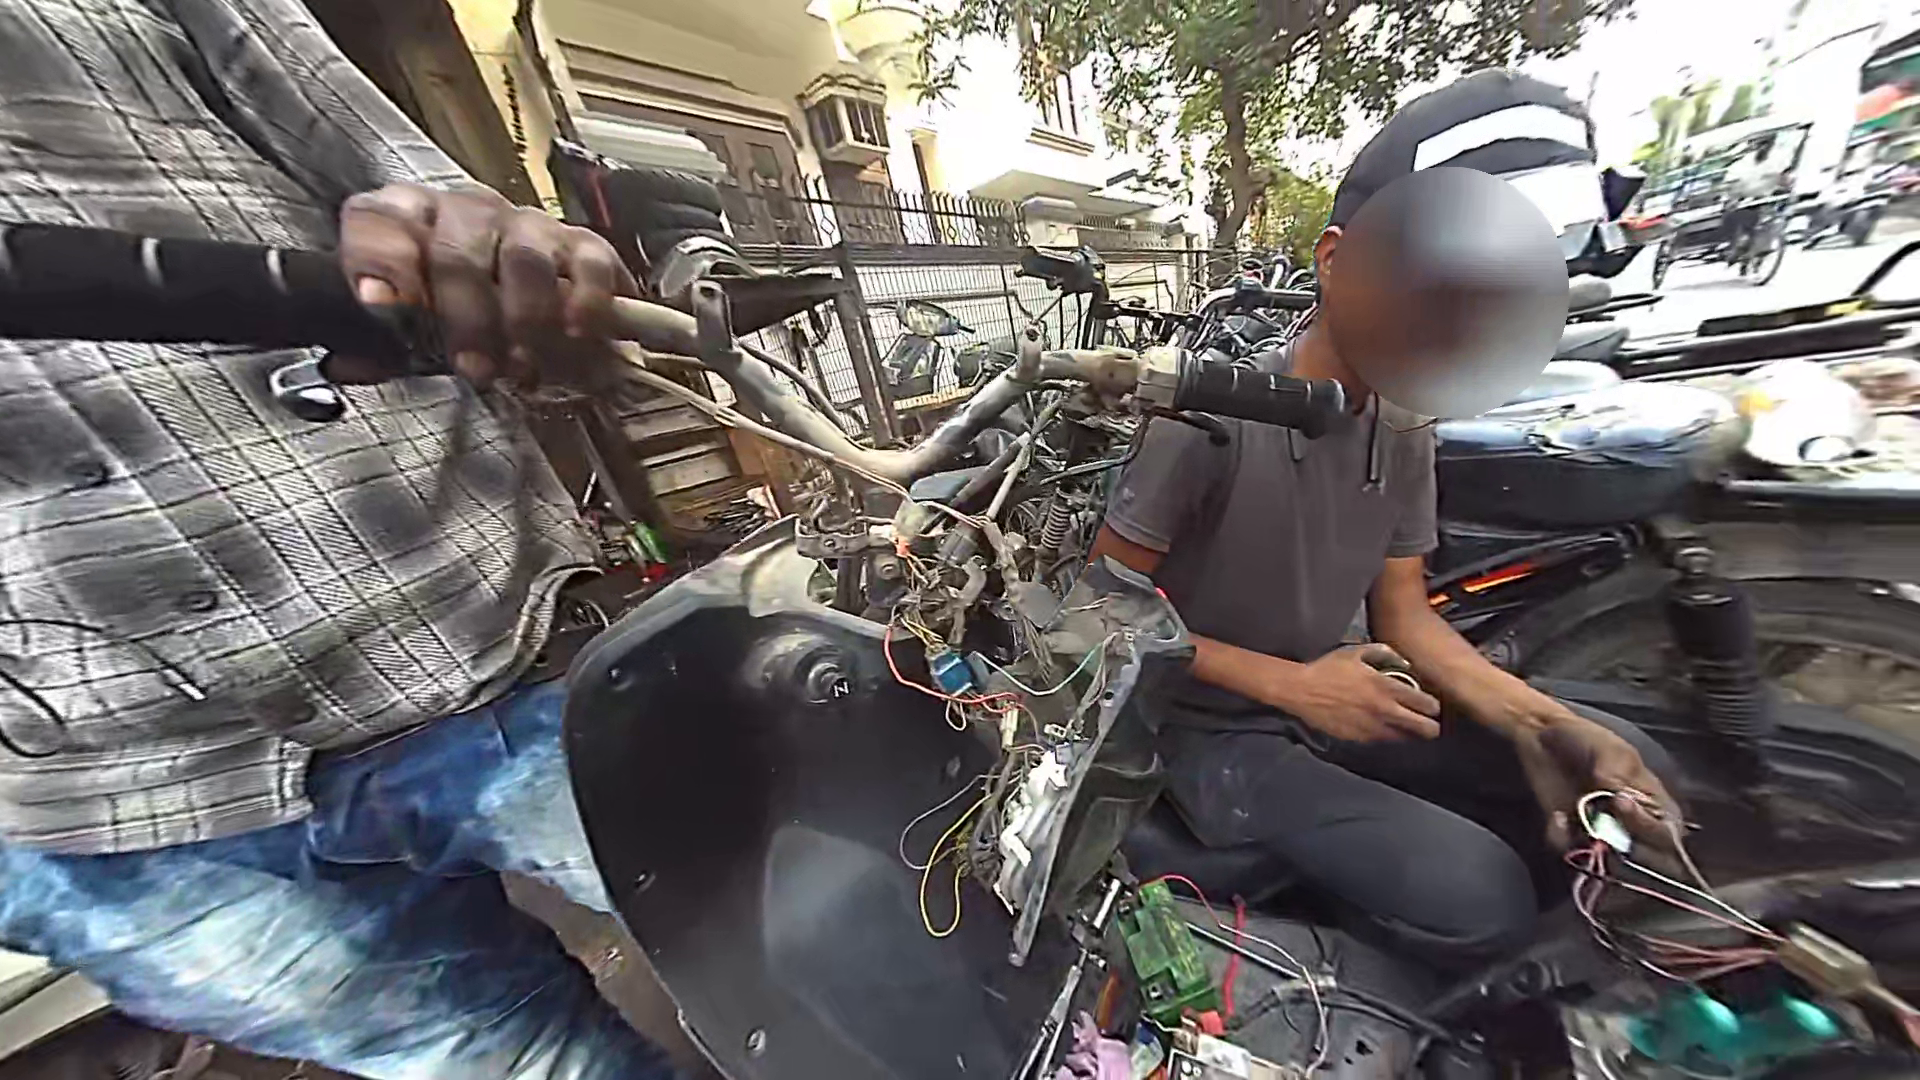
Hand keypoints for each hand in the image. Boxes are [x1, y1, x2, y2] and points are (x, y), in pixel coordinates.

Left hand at [338, 184, 637, 386]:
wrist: (560, 304)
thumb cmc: (488, 314)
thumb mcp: (430, 327)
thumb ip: (389, 343)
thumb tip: (346, 367)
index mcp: (416, 219)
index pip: (380, 220)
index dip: (379, 262)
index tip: (384, 308)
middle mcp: (472, 211)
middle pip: (459, 254)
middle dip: (467, 321)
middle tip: (478, 371)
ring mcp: (534, 225)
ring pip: (525, 260)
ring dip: (525, 320)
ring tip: (527, 363)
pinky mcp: (588, 246)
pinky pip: (588, 267)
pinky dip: (584, 304)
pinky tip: (575, 334)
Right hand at [1272, 644, 1441, 742]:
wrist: (1300, 690)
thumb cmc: (1326, 669)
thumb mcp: (1354, 652)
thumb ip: (1383, 652)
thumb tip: (1404, 662)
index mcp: (1387, 689)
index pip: (1429, 705)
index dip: (1431, 706)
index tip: (1426, 704)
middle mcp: (1386, 712)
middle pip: (1427, 730)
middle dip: (1429, 725)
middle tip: (1420, 719)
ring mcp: (1373, 728)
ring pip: (1406, 739)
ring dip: (1406, 732)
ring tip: (1397, 723)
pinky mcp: (1359, 739)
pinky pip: (1382, 741)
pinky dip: (1383, 735)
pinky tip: (1374, 725)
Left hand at [1513, 705, 1680, 849]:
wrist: (1540, 733)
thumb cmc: (1586, 739)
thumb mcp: (1610, 750)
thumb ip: (1618, 775)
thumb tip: (1619, 797)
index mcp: (1661, 811)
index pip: (1669, 837)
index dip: (1647, 827)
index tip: (1618, 802)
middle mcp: (1637, 829)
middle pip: (1649, 861)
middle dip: (1625, 848)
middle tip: (1598, 821)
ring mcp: (1603, 831)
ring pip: (1611, 862)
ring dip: (1593, 848)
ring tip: (1573, 820)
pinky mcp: (1569, 829)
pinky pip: (1570, 848)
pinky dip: (1562, 839)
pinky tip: (1556, 818)